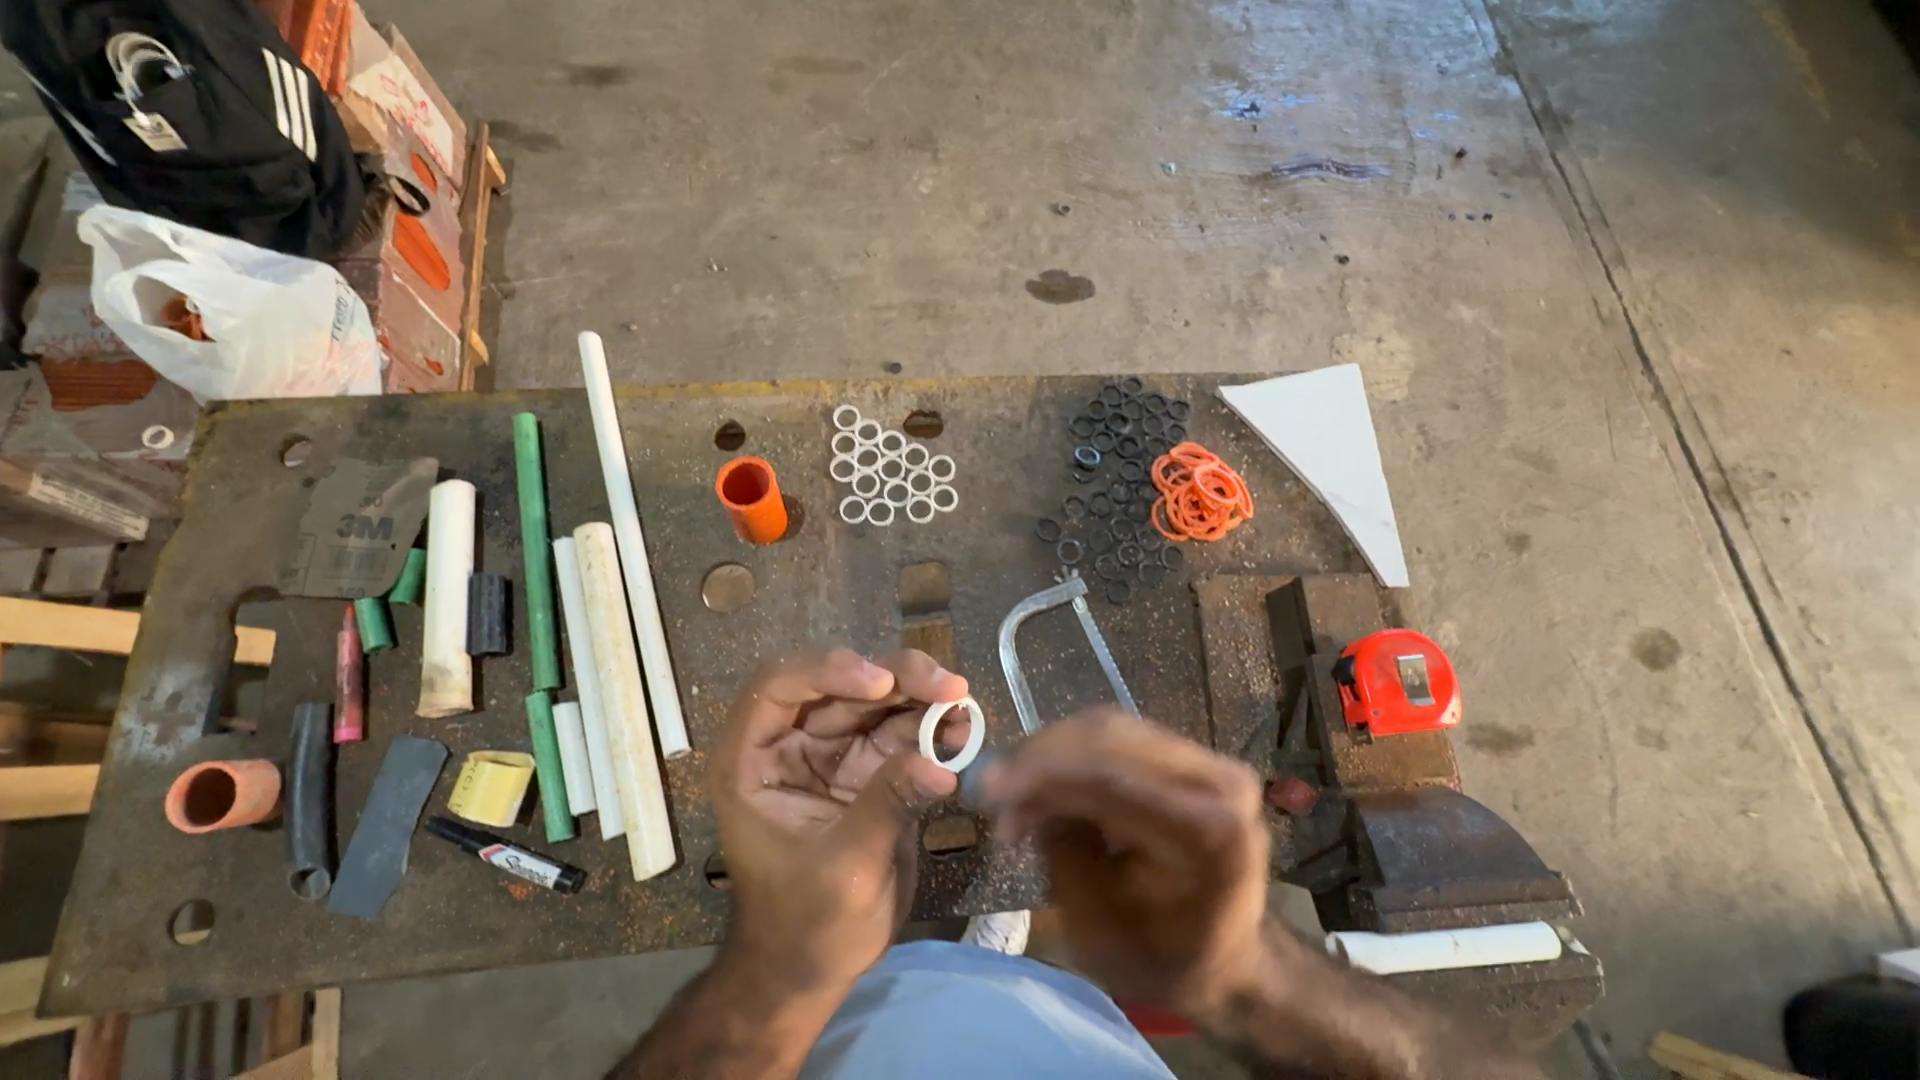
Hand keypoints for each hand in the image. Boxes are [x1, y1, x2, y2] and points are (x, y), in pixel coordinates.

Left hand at [709, 647, 971, 995]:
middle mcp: (791, 743)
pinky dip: (933, 726)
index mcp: (753, 759)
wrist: (815, 967)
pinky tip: (963, 728)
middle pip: (840, 685)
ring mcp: (833, 752)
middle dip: (894, 677)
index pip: (779, 686)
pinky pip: (902, 733)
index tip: (879, 683)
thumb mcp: (844, 867)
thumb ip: (886, 806)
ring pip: (878, 700)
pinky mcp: (869, 768)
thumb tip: (941, 766)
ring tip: (963, 703)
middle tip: (946, 685)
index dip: (827, 670)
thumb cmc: (806, 923)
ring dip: (921, 696)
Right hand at [979, 707, 1272, 1017]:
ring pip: (1107, 729)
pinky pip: (1117, 737)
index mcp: (1212, 831)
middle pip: (1108, 738)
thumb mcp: (1100, 925)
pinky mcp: (1189, 755)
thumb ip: (1062, 850)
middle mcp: (1219, 780)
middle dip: (1037, 760)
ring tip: (1011, 798)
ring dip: (1047, 756)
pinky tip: (1040, 785)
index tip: (987, 789)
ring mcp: (1208, 761)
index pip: (1112, 776)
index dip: (1041, 773)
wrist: (1225, 959)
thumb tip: (1017, 793)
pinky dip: (1069, 757)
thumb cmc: (1162, 960)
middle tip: (990, 795)